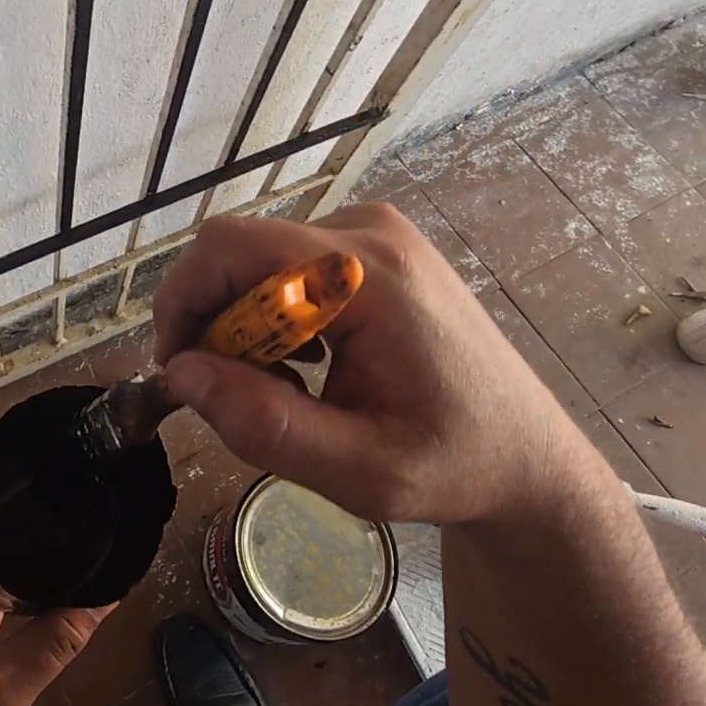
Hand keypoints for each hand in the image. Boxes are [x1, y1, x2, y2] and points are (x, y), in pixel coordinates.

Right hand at [153, 203, 604, 526]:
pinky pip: (285, 266)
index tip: (178, 369)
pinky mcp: (371, 249)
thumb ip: (265, 424)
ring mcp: (372, 235)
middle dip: (214, 322)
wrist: (527, 453)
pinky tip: (303, 363)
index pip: (232, 247)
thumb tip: (181, 373)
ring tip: (281, 387)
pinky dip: (270, 315)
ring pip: (257, 261)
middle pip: (240, 251)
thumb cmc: (454, 466)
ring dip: (243, 325)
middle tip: (232, 393)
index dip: (183, 300)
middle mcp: (367, 233)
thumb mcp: (358, 471)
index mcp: (368, 276)